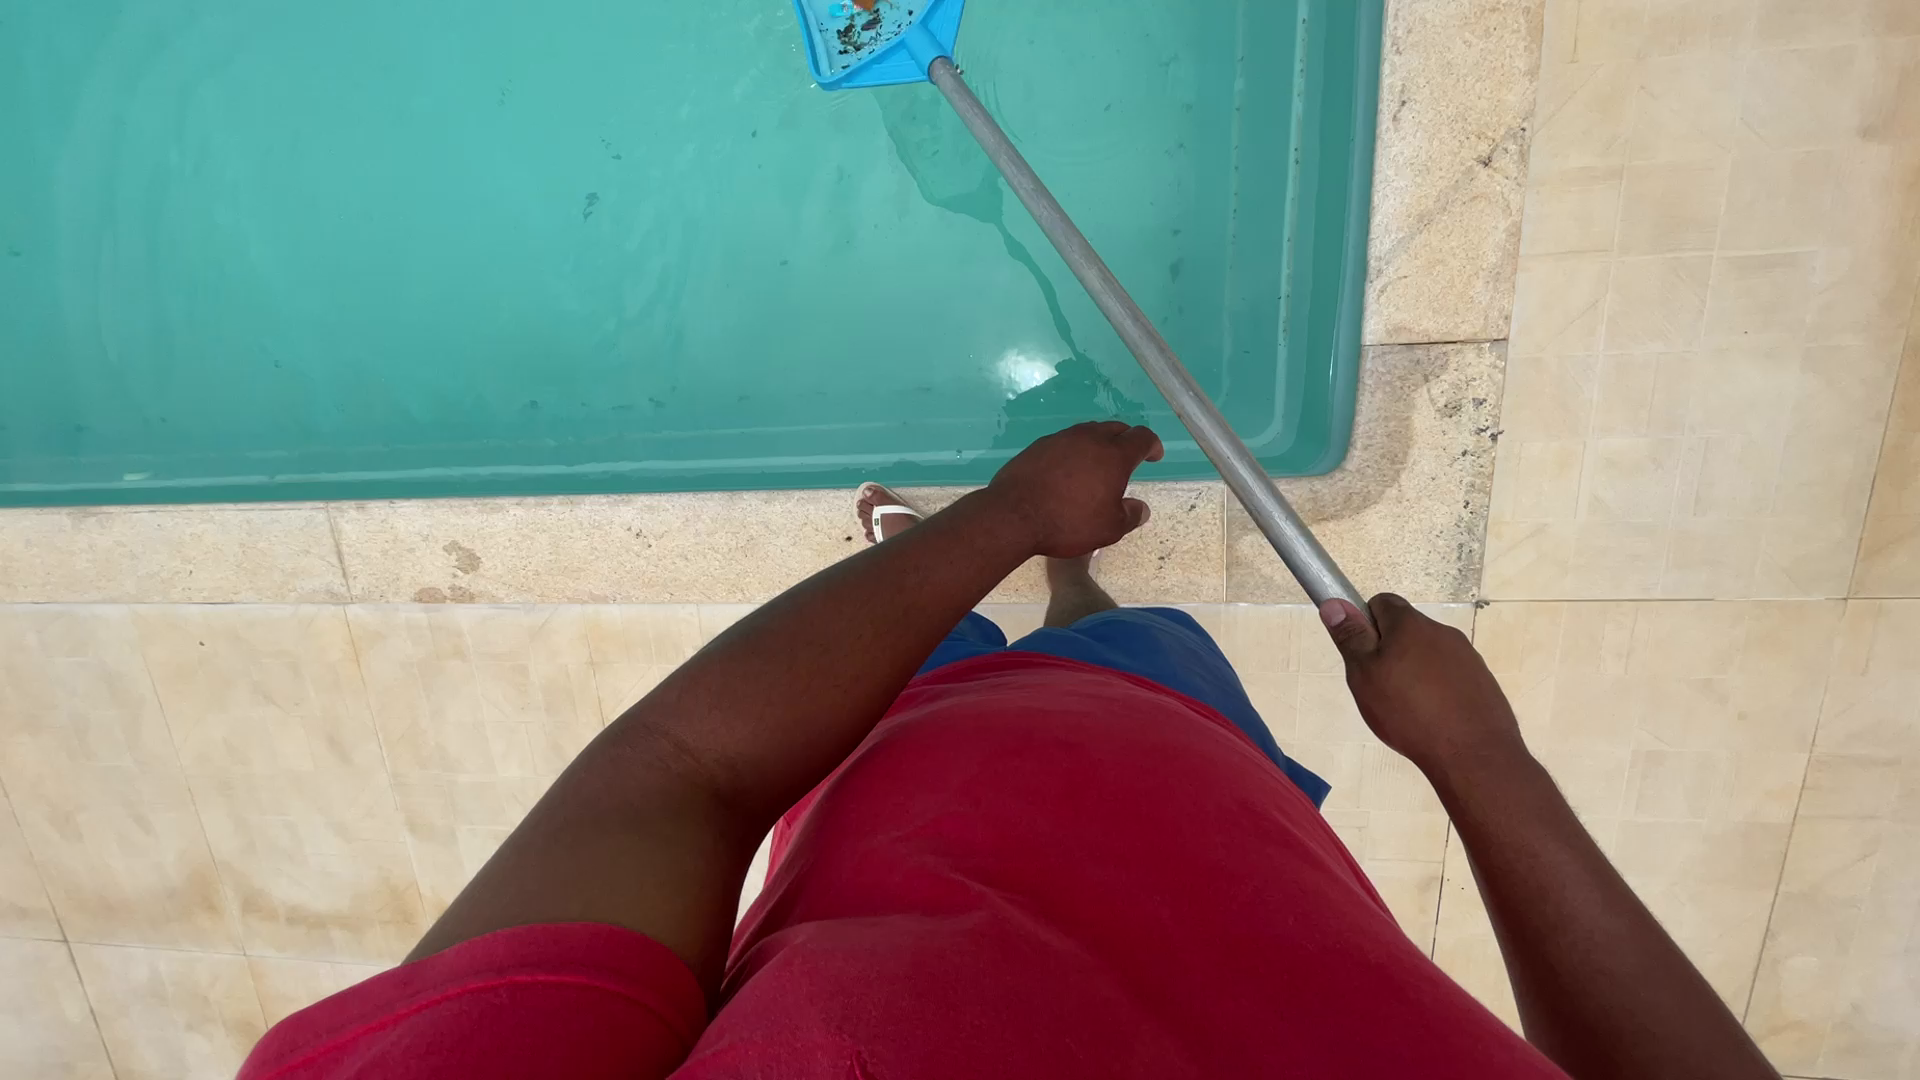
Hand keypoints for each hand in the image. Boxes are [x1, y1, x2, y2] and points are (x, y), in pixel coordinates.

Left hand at [985, 421, 1164, 556]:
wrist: (1013, 515)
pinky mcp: (1037, 447)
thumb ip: (1129, 515)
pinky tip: (1067, 469)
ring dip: (1098, 442)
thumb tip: (1140, 508)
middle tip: (1128, 456)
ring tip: (1097, 462)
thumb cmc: (1068, 522)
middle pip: (1115, 428)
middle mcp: (1088, 438)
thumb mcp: (1108, 528)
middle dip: (1126, 439)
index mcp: (1113, 455)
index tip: (1154, 455)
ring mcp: (1060, 439)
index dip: (1152, 445)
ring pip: (1087, 431)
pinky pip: (1063, 442)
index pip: (1142, 438)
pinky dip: (1073, 450)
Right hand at [1319, 594, 1528, 777]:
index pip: (1381, 602)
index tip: (1361, 653)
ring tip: (1405, 707)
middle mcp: (1442, 632)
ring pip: (1427, 654)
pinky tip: (1432, 717)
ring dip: (1413, 670)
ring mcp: (1467, 658)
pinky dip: (1436, 688)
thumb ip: (1350, 637)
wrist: (1474, 755)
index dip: (1365, 623)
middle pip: (1406, 629)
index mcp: (1410, 624)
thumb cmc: (1407, 711)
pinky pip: (1449, 676)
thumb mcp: (1364, 674)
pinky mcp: (1483, 683)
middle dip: (1388, 650)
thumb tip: (1334, 603)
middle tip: (1378, 685)